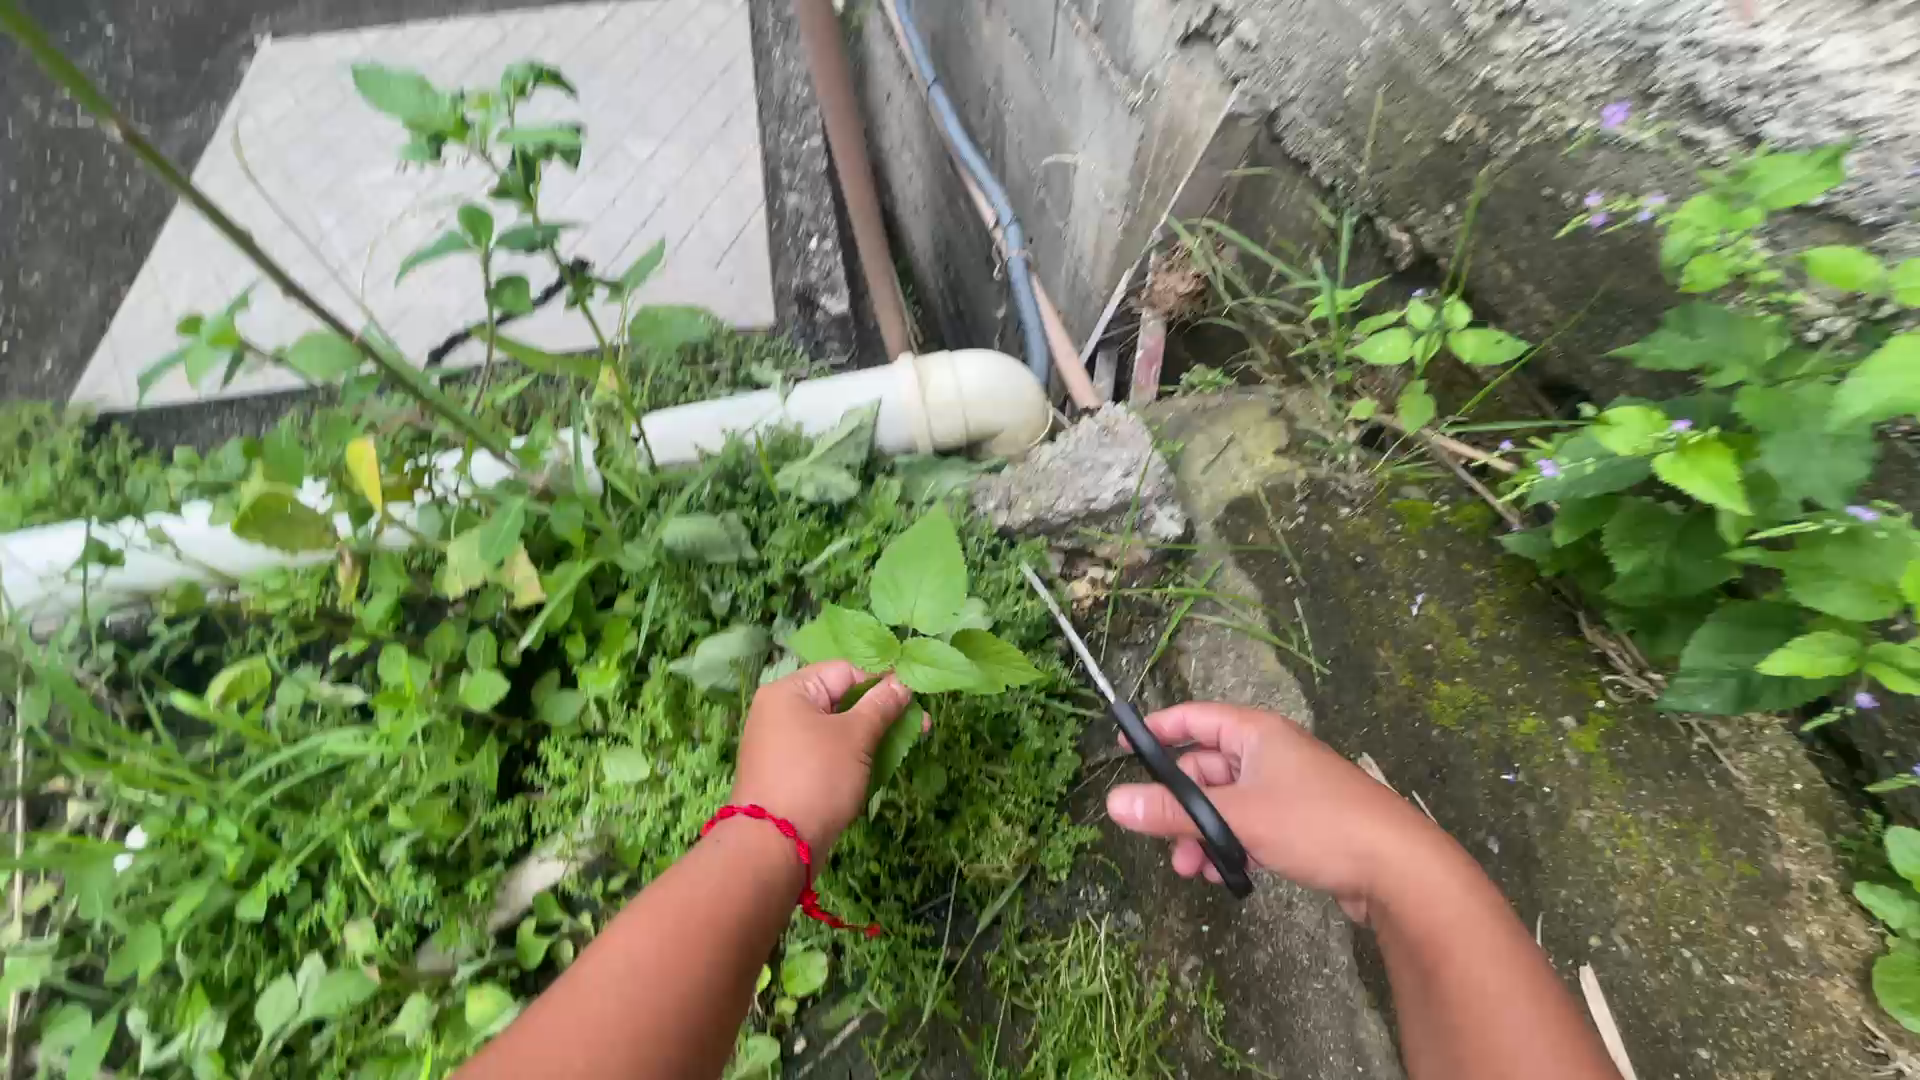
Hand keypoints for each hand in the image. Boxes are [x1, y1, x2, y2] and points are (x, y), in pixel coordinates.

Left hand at [729, 662, 913, 851]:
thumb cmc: (816, 778)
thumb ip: (881, 704)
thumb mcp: (855, 736)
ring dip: (870, 736)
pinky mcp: (788, 773)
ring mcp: (782, 744)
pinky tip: (876, 767)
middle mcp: (781, 711)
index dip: (881, 681)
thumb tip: (903, 682)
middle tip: (919, 726)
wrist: (773, 849)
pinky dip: (851, 756)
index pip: (845, 671)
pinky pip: (826, 753)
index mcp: (790, 691)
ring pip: (836, 729)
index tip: (913, 698)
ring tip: (901, 748)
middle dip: (880, 712)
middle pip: (841, 699)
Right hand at [1105, 703, 1443, 922]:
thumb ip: (1173, 811)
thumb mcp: (1237, 817)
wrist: (1402, 871)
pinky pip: (1251, 825)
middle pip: (1206, 769)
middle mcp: (1270, 753)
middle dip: (1182, 806)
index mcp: (1255, 732)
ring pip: (1227, 804)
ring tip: (1194, 870)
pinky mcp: (1302, 822)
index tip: (1124, 750)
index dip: (1156, 731)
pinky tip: (1229, 875)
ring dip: (1205, 834)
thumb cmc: (1316, 824)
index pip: (1193, 718)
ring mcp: (1288, 788)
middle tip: (1162, 838)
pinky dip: (1234, 845)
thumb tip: (1115, 803)